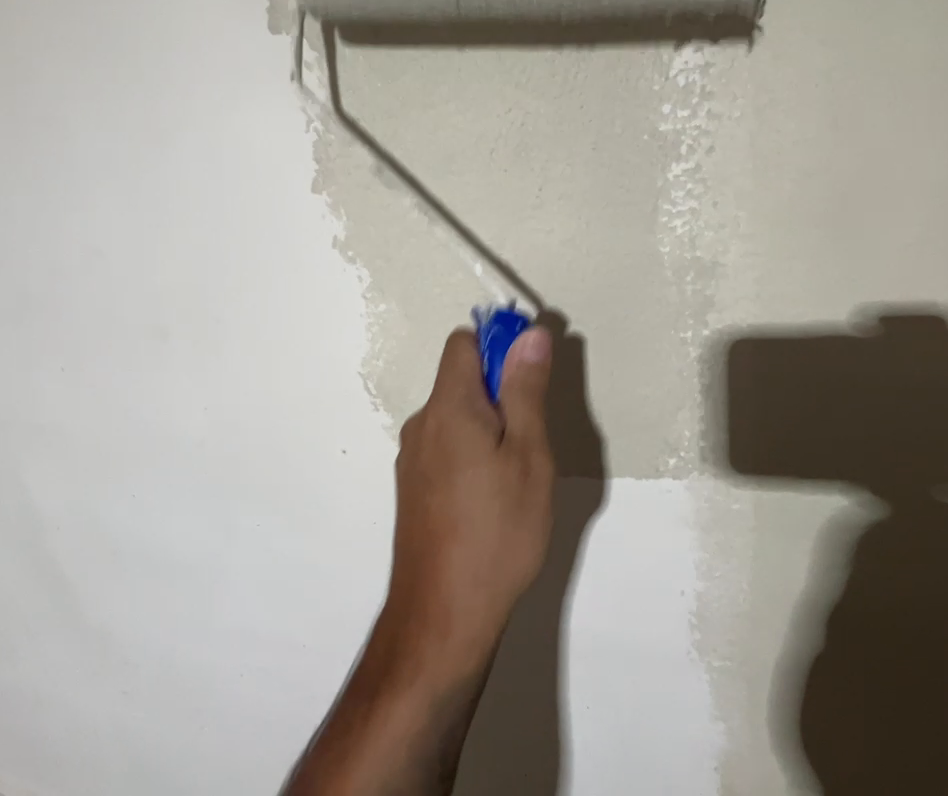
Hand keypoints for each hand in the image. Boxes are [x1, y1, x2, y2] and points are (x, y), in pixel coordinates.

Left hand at [384, 326, 554, 672]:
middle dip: (501, 394)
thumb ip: (526, 391)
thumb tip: (530, 334)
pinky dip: (473, 457)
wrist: (443, 613)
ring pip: (457, 420)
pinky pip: (447, 451)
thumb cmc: (497, 530)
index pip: (464, 342)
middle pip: (461, 381)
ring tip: (519, 478)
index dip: (500, 345)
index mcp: (448, 406)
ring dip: (490, 430)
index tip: (532, 377)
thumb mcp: (528, 455)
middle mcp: (421, 425)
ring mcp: (413, 460)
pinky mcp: (413, 490)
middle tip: (534, 440)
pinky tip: (494, 502)